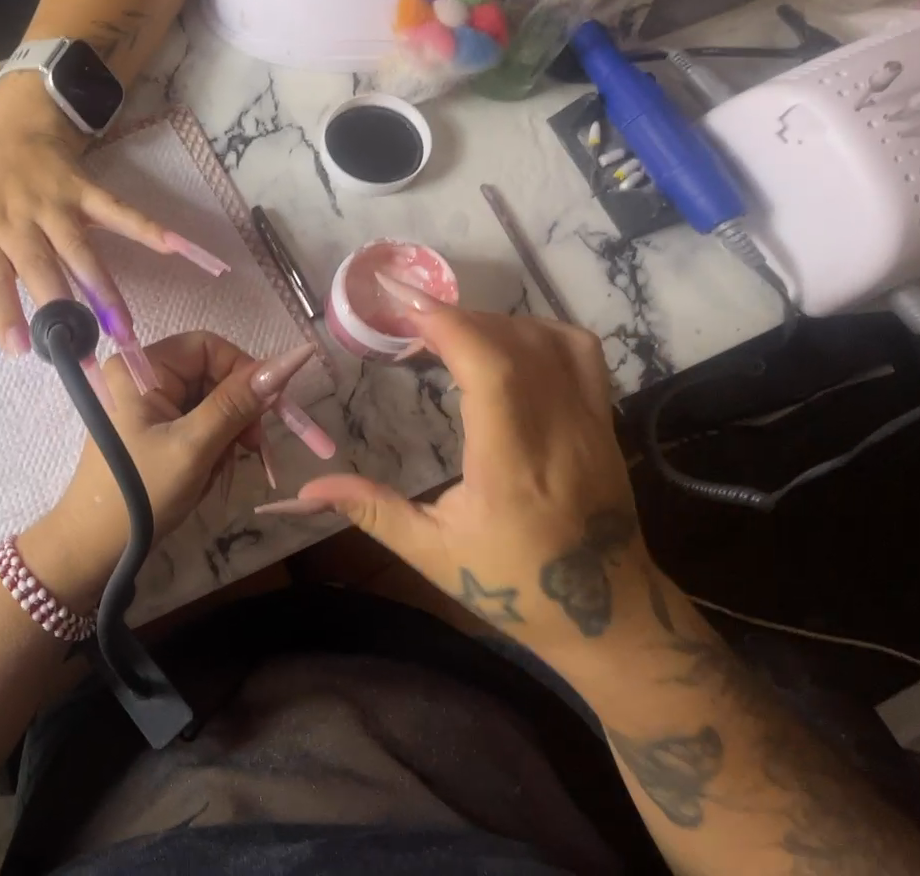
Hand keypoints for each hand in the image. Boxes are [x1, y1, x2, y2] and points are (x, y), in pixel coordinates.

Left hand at [0, 79, 219, 375]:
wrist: (12, 125)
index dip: (4, 311)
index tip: (20, 349)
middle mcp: (16, 221)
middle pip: (40, 269)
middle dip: (61, 312)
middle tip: (81, 355)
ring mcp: (53, 204)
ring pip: (81, 251)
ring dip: (105, 290)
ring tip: (125, 331)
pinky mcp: (84, 190)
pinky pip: (117, 211)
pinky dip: (146, 228)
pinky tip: (174, 247)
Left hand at [20, 333, 318, 609]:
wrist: (97, 545)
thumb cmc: (140, 492)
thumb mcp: (194, 447)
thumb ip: (239, 403)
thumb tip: (291, 360)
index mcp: (139, 368)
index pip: (207, 346)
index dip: (244, 371)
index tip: (268, 409)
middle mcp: (140, 376)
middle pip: (211, 373)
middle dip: (237, 410)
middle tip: (252, 448)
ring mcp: (146, 403)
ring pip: (210, 401)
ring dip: (227, 433)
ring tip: (221, 468)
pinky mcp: (153, 428)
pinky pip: (198, 422)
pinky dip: (213, 445)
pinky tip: (209, 472)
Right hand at [300, 292, 646, 650]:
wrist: (611, 617)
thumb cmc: (514, 587)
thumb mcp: (432, 553)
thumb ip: (371, 511)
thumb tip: (308, 488)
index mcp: (511, 465)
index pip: (490, 369)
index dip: (446, 325)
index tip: (400, 303)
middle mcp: (558, 432)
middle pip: (513, 342)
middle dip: (454, 317)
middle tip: (403, 321)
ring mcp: (590, 423)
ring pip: (549, 339)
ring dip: (492, 322)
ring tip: (447, 334)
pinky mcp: (604, 423)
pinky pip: (578, 353)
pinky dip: (534, 332)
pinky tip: (500, 346)